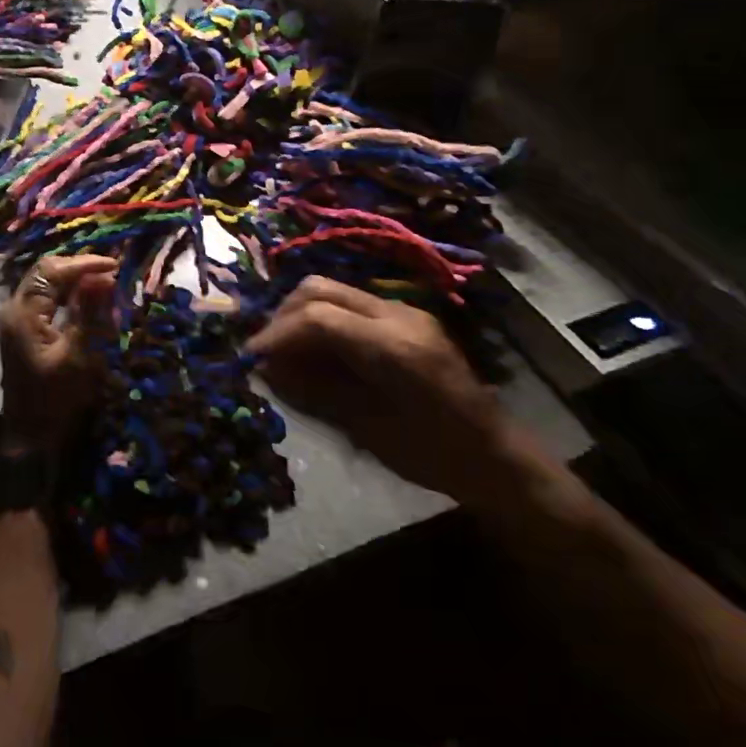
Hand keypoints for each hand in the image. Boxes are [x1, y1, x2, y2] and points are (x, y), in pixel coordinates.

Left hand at [0, 255, 116, 451]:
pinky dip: (69, 295)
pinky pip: (47, 300)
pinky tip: (90, 301)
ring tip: (107, 284)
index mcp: (23, 312)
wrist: (30, 437)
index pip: (52, 271)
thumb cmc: (56, 400)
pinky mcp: (25, 330)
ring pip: (47, 285)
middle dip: (80, 269)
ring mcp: (18, 319)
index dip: (84, 264)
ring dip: (76, 281)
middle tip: (113, 273)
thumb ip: (91, 314)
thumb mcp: (79, 357)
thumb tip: (104, 277)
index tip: (115, 267)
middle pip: (47, 273)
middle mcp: (15, 309)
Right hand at [246, 276, 521, 502]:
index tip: (250, 360)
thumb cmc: (432, 455)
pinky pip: (350, 306)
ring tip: (286, 354)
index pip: (316, 317)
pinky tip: (316, 353)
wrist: (495, 456)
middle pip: (319, 290)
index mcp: (393, 346)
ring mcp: (404, 312)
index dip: (275, 335)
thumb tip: (266, 369)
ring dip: (301, 316)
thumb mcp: (365, 428)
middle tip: (266, 353)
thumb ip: (312, 390)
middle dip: (283, 317)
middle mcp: (398, 315)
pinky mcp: (406, 319)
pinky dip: (323, 322)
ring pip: (332, 292)